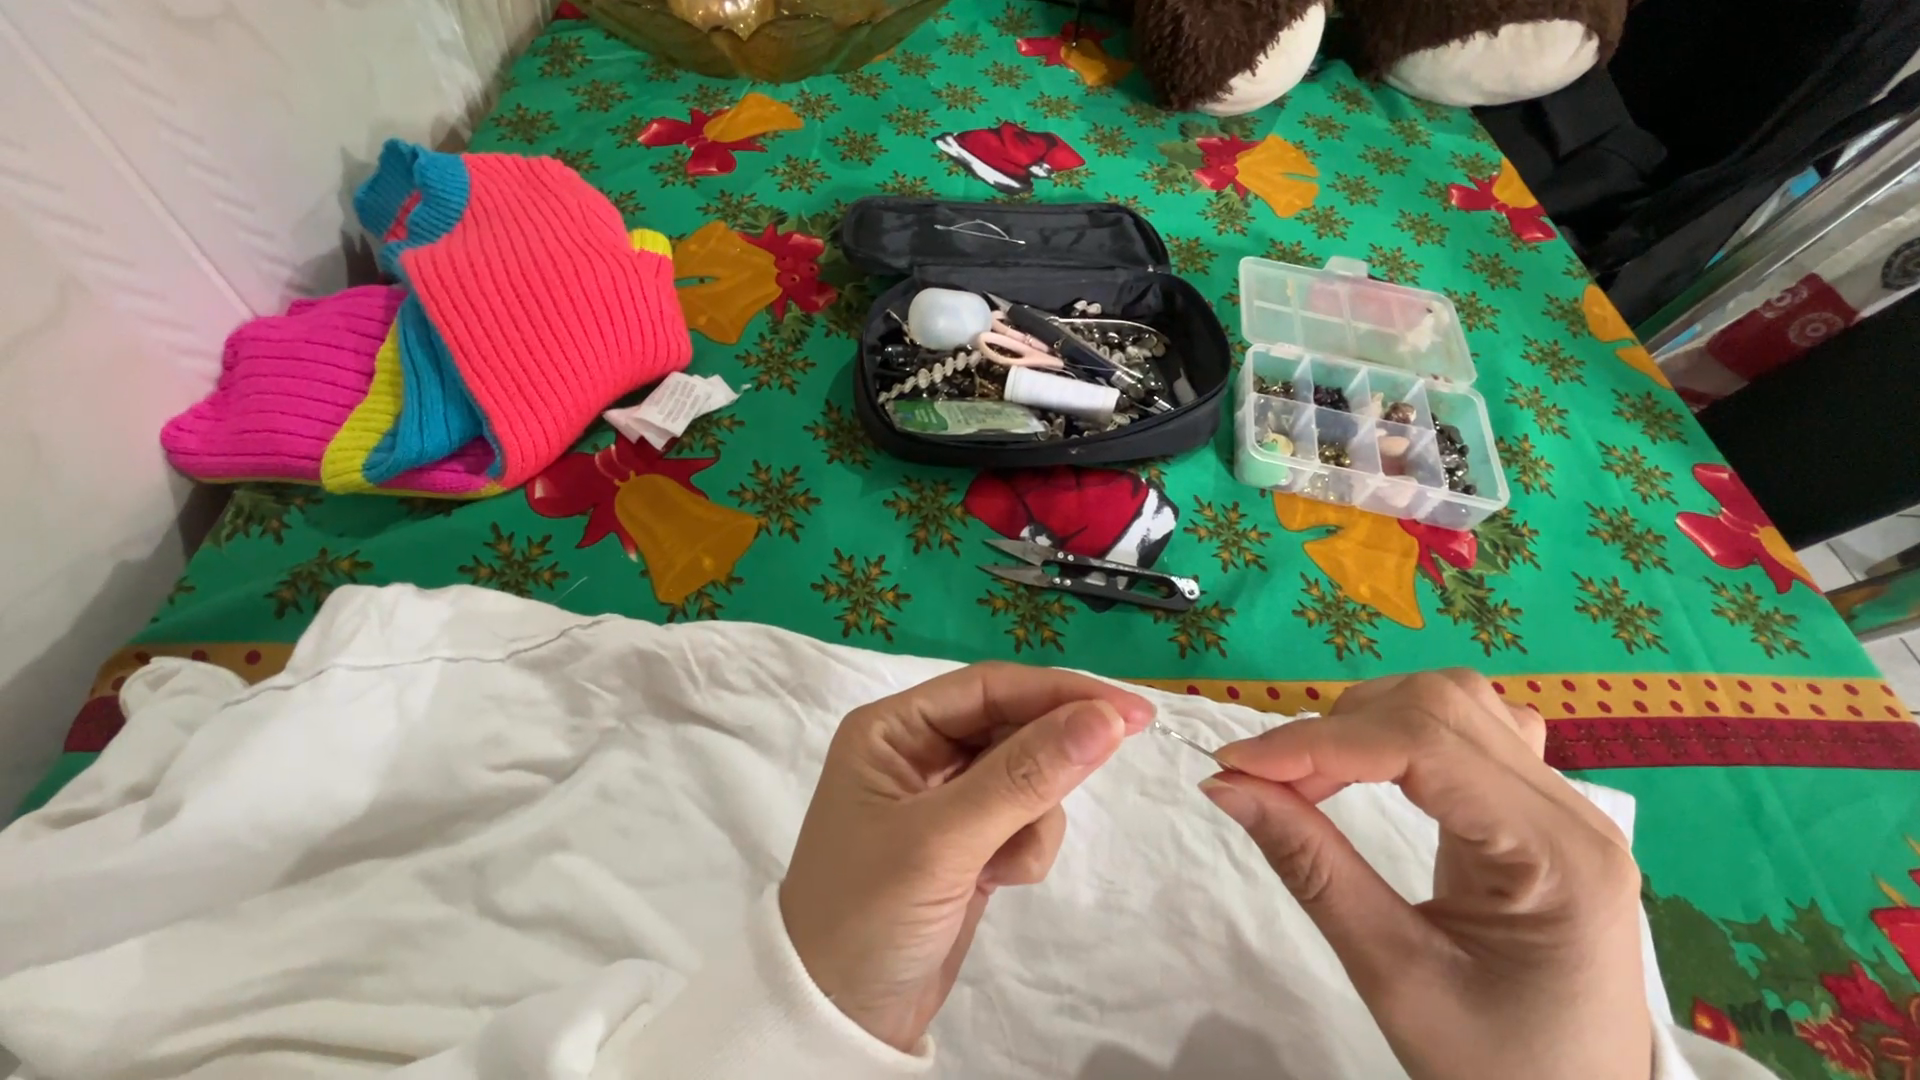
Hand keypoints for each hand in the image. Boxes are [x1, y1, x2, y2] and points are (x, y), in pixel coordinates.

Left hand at [780, 663, 1154, 1051]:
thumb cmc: (867, 915)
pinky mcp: (966, 842)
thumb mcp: (943, 841)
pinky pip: (1022, 818)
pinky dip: (1025, 846)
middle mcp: (917, 751)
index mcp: (892, 729)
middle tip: (1119, 748)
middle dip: (1053, 750)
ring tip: (1005, 862)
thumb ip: (1024, 776)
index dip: (1060, 692)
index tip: (1130, 711)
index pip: (989, 687)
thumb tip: (1104, 717)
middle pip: (1012, 724)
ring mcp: (945, 799)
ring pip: (1026, 773)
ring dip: (1034, 813)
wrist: (837, 1021)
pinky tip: (997, 881)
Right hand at [1201, 670, 1651, 1079]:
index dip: (1317, 743)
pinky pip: (1467, 728)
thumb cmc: (1493, 1064)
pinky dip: (1401, 729)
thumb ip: (1310, 867)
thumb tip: (1224, 784)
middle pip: (1438, 707)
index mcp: (1555, 854)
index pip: (1423, 748)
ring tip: (1314, 778)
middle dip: (1335, 730)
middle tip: (1268, 782)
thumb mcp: (1392, 974)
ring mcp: (1560, 803)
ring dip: (1364, 723)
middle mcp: (1569, 810)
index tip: (1234, 764)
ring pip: (1450, 703)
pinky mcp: (1535, 807)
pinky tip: (1378, 767)